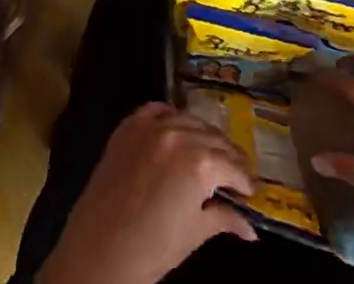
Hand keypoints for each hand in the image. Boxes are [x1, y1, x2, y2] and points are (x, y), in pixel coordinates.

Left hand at [40, 102, 256, 283]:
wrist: (103, 242)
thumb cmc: (155, 244)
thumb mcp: (196, 231)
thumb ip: (224, 218)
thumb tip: (250, 228)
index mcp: (199, 162)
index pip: (233, 167)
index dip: (245, 182)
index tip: (250, 192)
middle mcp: (177, 135)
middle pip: (213, 139)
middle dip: (228, 156)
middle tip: (236, 173)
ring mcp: (149, 127)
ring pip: (187, 120)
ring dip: (202, 135)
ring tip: (211, 153)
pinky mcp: (127, 126)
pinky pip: (154, 110)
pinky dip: (169, 115)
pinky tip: (177, 128)